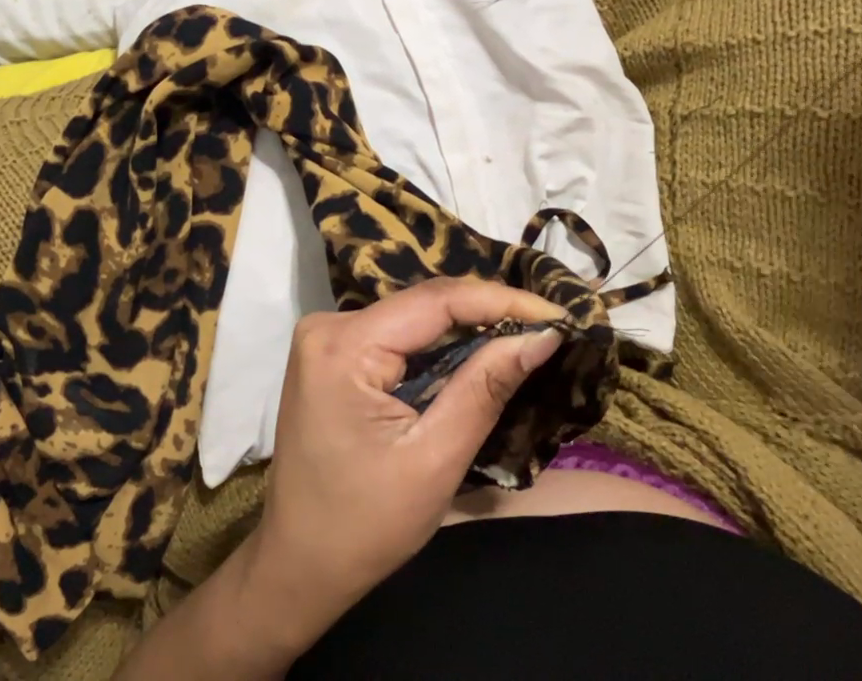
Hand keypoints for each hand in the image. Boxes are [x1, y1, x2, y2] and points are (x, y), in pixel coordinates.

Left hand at [243, 278, 565, 637]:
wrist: (302, 561)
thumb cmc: (366, 522)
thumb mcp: (435, 457)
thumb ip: (485, 388)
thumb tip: (542, 336)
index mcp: (342, 345)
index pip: (434, 300)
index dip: (502, 301)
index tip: (560, 315)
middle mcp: (326, 327)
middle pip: (422, 306)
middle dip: (488, 317)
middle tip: (551, 332)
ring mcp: (324, 341)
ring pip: (412, 321)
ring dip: (465, 334)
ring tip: (526, 342)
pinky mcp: (330, 359)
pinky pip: (395, 340)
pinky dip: (436, 352)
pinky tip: (476, 361)